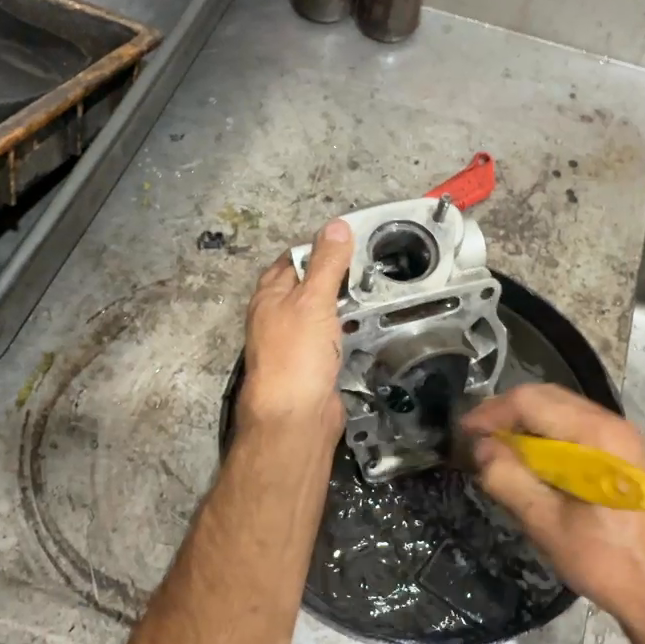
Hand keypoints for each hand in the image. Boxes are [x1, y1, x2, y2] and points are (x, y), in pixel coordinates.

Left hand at [238, 220, 354, 441]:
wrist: (295, 417)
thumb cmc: (296, 355)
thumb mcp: (313, 300)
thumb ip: (326, 263)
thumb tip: (336, 226)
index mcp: (270, 296)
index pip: (294, 259)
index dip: (319, 248)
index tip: (350, 243)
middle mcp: (277, 317)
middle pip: (308, 287)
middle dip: (335, 278)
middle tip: (369, 270)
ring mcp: (293, 344)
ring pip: (322, 315)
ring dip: (344, 307)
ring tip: (374, 295)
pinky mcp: (311, 366)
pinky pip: (331, 340)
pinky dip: (347, 333)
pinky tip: (366, 330)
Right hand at [462, 384, 644, 627]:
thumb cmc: (608, 562)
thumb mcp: (548, 525)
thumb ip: (509, 479)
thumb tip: (479, 447)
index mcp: (598, 436)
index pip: (531, 401)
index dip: (490, 413)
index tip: (461, 436)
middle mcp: (613, 424)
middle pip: (545, 398)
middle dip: (503, 415)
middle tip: (472, 442)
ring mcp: (621, 436)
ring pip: (558, 410)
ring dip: (522, 424)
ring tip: (493, 451)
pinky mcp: (621, 453)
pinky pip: (572, 427)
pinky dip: (543, 435)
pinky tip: (526, 461)